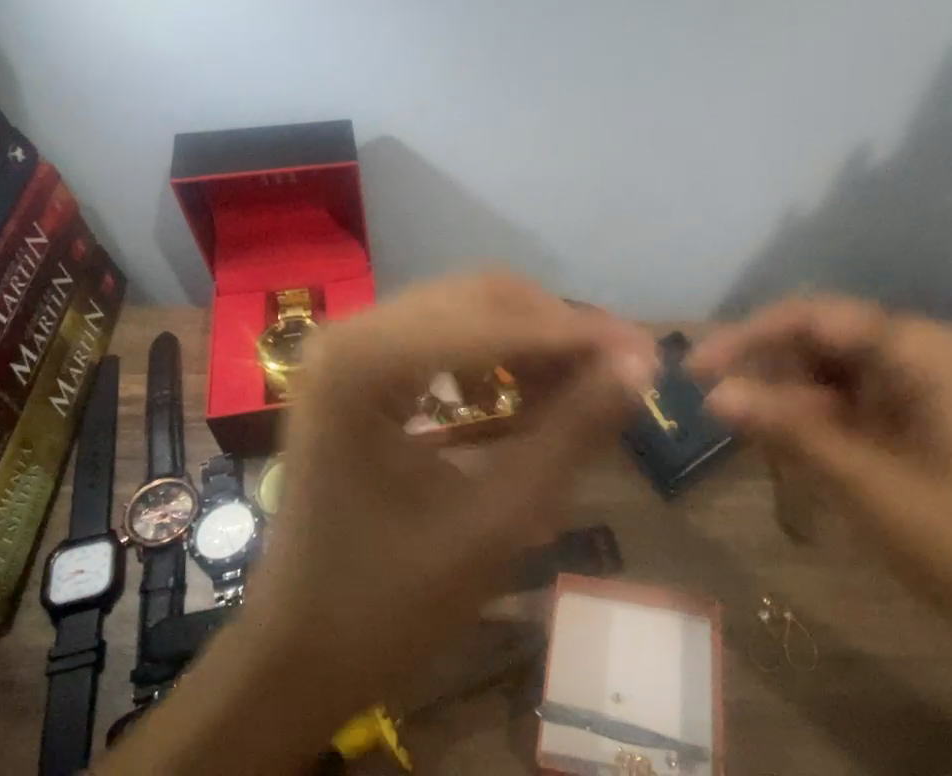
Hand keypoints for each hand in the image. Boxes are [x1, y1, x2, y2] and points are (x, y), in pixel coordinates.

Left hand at [239, 273, 657, 723]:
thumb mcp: (496, 522)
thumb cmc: (390, 604)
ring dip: (532, 339)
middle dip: (559, 330)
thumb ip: (570, 434)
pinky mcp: (355, 367)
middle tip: (626, 371)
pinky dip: (496, 355)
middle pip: (482, 297)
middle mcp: (350, 332)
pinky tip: (528, 394)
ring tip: (585, 387)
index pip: (496, 322)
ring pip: (466, 308)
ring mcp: (348, 347)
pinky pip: (443, 335)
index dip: (581, 336)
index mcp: (365, 366)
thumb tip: (639, 368)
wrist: (298, 653)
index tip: (653, 355)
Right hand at [689, 298, 951, 655]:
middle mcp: (922, 351)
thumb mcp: (870, 486)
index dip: (748, 336)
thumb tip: (713, 393)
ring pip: (829, 369)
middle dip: (763, 366)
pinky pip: (849, 400)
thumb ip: (792, 430)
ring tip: (741, 431)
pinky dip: (813, 420)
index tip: (694, 368)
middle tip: (707, 404)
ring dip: (784, 396)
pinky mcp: (917, 415)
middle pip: (821, 337)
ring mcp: (922, 383)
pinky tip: (784, 445)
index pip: (817, 317)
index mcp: (925, 350)